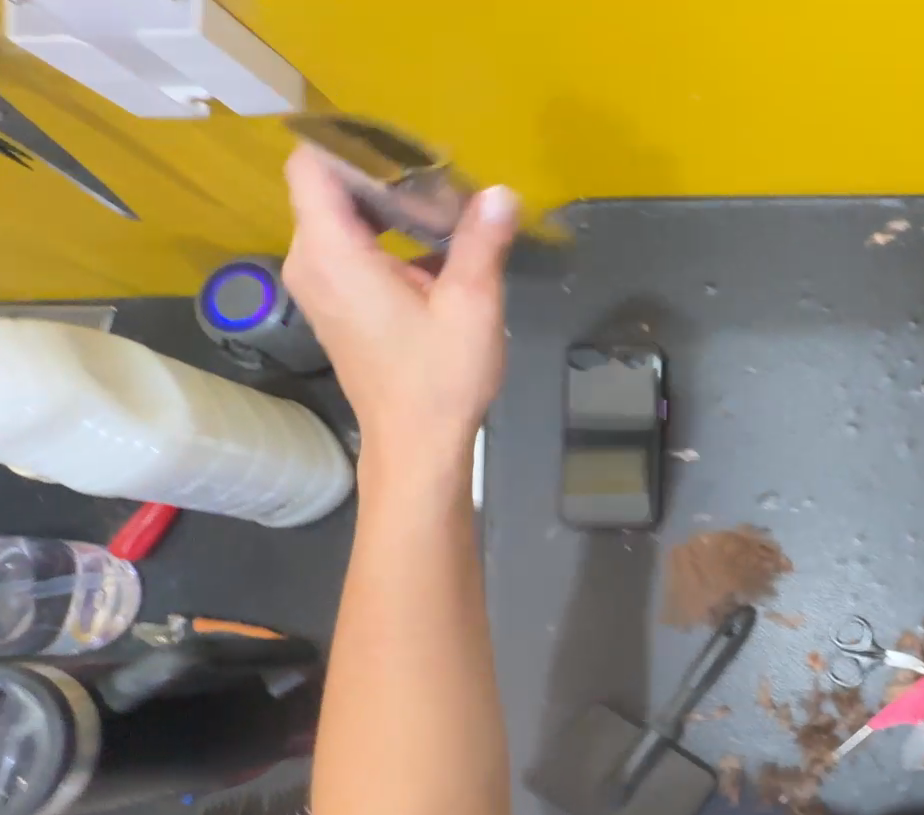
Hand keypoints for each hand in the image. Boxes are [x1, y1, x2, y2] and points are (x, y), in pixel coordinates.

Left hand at [282, 145, 519, 466]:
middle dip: (388, 183)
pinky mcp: (337, 308)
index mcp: (334, 253)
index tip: (417, 160)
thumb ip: (482, 243)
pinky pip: (352, 255)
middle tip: (448, 192)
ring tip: (450, 225)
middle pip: (331, 192)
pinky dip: (388, 246)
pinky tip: (438, 264)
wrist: (417, 442)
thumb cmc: (441, 376)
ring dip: (392, 216)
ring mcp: (319, 287)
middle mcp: (311, 262)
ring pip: (343, 224)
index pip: (316, 166)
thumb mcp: (472, 306)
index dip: (360, 151)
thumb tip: (502, 194)